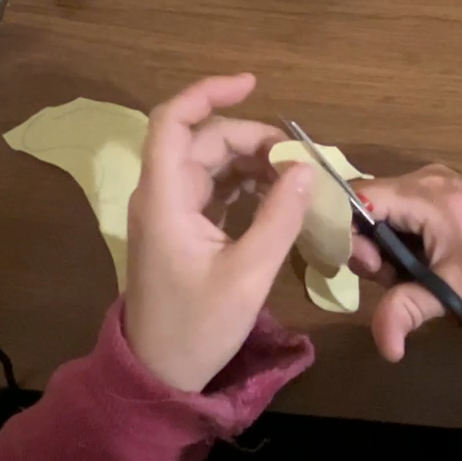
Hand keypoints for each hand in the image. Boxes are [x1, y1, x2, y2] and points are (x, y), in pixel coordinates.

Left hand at [124, 74, 312, 392]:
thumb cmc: (197, 328)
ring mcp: (171, 210)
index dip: (208, 94)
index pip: (173, 122)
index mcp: (165, 198)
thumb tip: (303, 169)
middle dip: (250, 138)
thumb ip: (278, 218)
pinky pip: (214, 187)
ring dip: (251, 160)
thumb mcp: (247, 275)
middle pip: (204, 140)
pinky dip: (244, 183)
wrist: (158, 376)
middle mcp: (162, 194)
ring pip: (211, 162)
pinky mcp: (182, 227)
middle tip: (296, 159)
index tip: (252, 85)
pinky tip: (275, 194)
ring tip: (292, 175)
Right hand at [349, 165, 461, 361]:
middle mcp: (424, 179)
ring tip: (415, 275)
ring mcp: (434, 183)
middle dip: (372, 246)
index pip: (359, 196)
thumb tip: (383, 348)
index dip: (349, 231)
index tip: (368, 267)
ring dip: (388, 246)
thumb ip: (408, 310)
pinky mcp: (444, 194)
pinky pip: (404, 210)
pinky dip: (403, 238)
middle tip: (395, 279)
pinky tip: (422, 263)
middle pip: (369, 205)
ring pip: (385, 210)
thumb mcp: (453, 292)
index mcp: (424, 195)